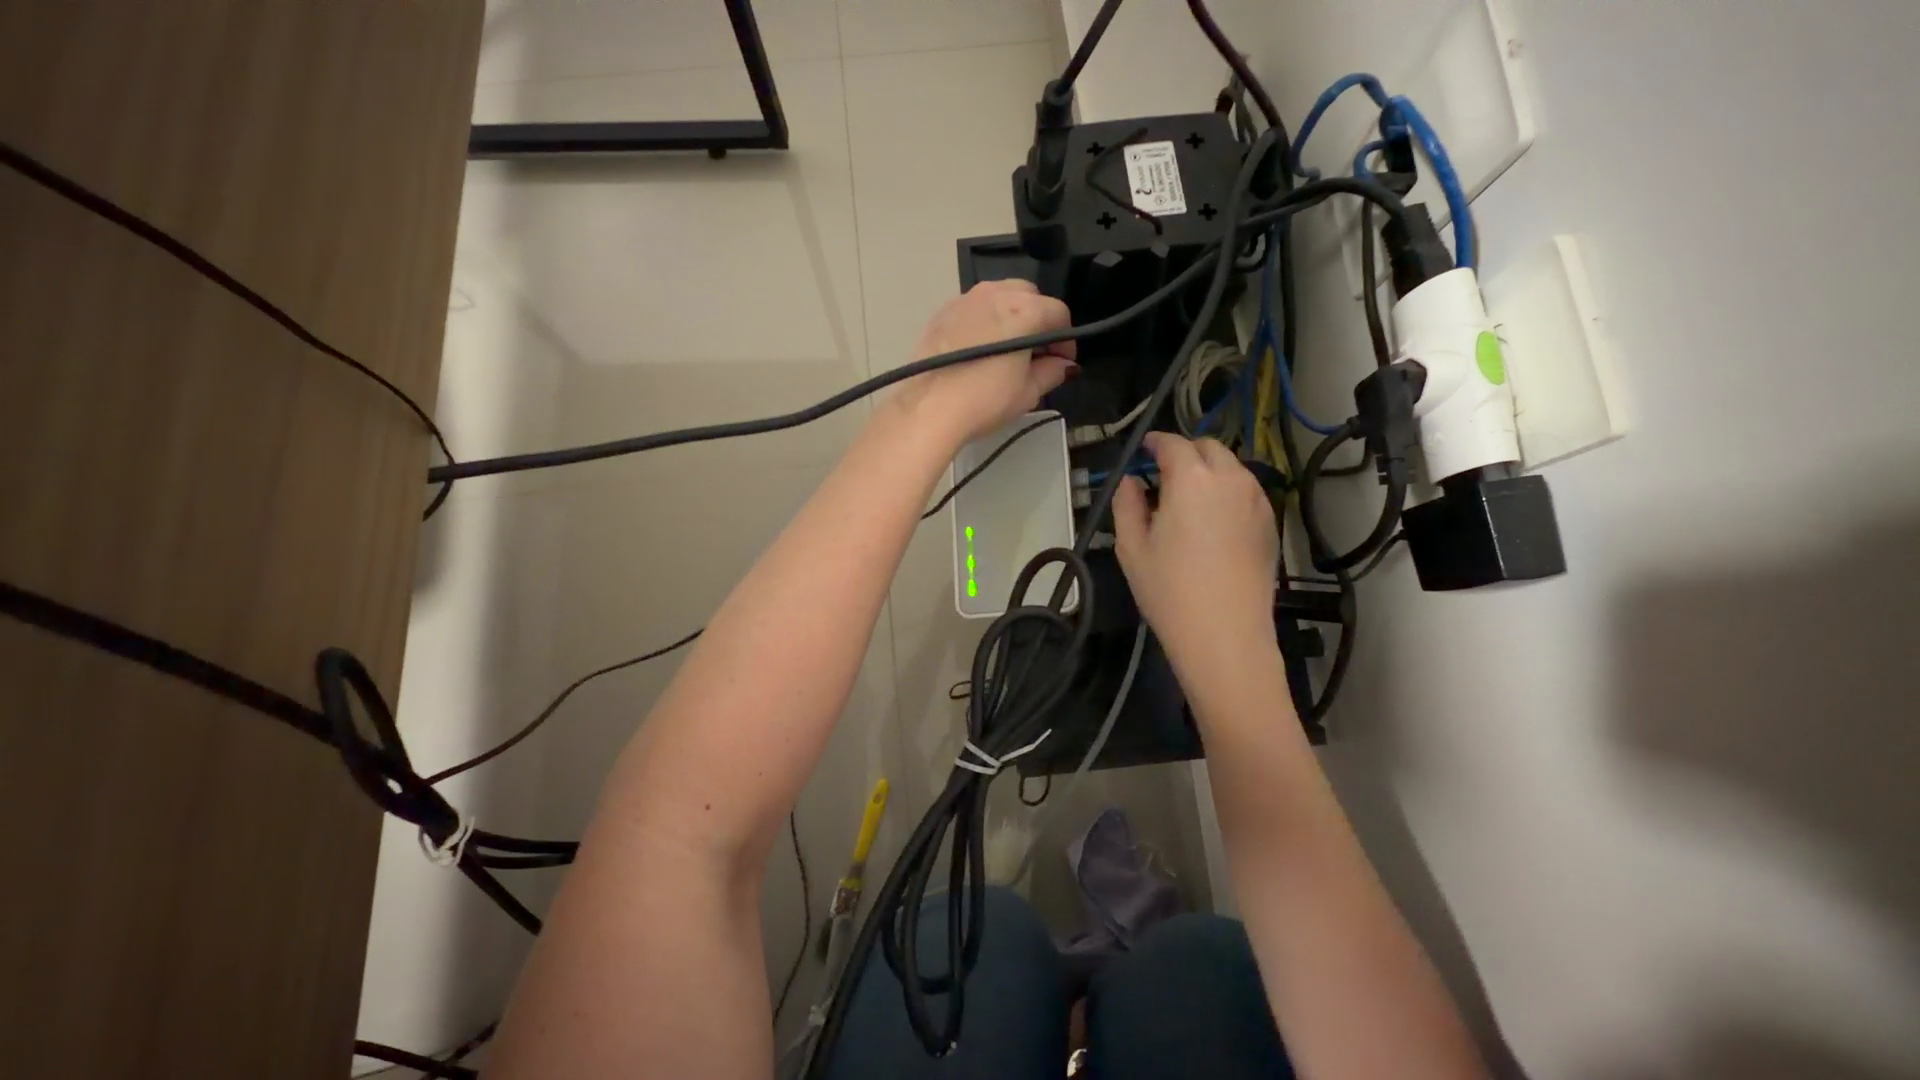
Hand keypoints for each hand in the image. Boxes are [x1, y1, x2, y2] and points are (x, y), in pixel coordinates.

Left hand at [885, 279, 1076, 446]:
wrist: (929, 408)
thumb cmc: (985, 400)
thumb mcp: (1028, 391)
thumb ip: (1053, 371)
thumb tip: (1063, 364)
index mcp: (1024, 309)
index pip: (1058, 313)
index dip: (1066, 339)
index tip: (1062, 360)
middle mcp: (995, 293)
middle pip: (1030, 295)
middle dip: (1040, 319)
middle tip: (1037, 352)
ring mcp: (965, 299)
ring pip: (1000, 295)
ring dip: (1012, 315)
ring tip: (1009, 347)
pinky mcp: (942, 311)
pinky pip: (974, 306)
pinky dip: (985, 319)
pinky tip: (981, 347)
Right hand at [1113, 433, 1279, 671]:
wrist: (1225, 634)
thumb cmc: (1170, 591)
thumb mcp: (1132, 548)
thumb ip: (1126, 504)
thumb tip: (1130, 481)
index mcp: (1191, 479)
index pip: (1172, 444)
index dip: (1155, 442)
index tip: (1144, 449)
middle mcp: (1230, 479)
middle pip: (1208, 448)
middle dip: (1186, 452)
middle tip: (1164, 474)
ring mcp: (1256, 500)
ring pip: (1232, 468)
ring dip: (1210, 471)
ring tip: (1190, 498)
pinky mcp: (1270, 523)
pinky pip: (1247, 492)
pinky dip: (1228, 493)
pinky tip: (1214, 521)